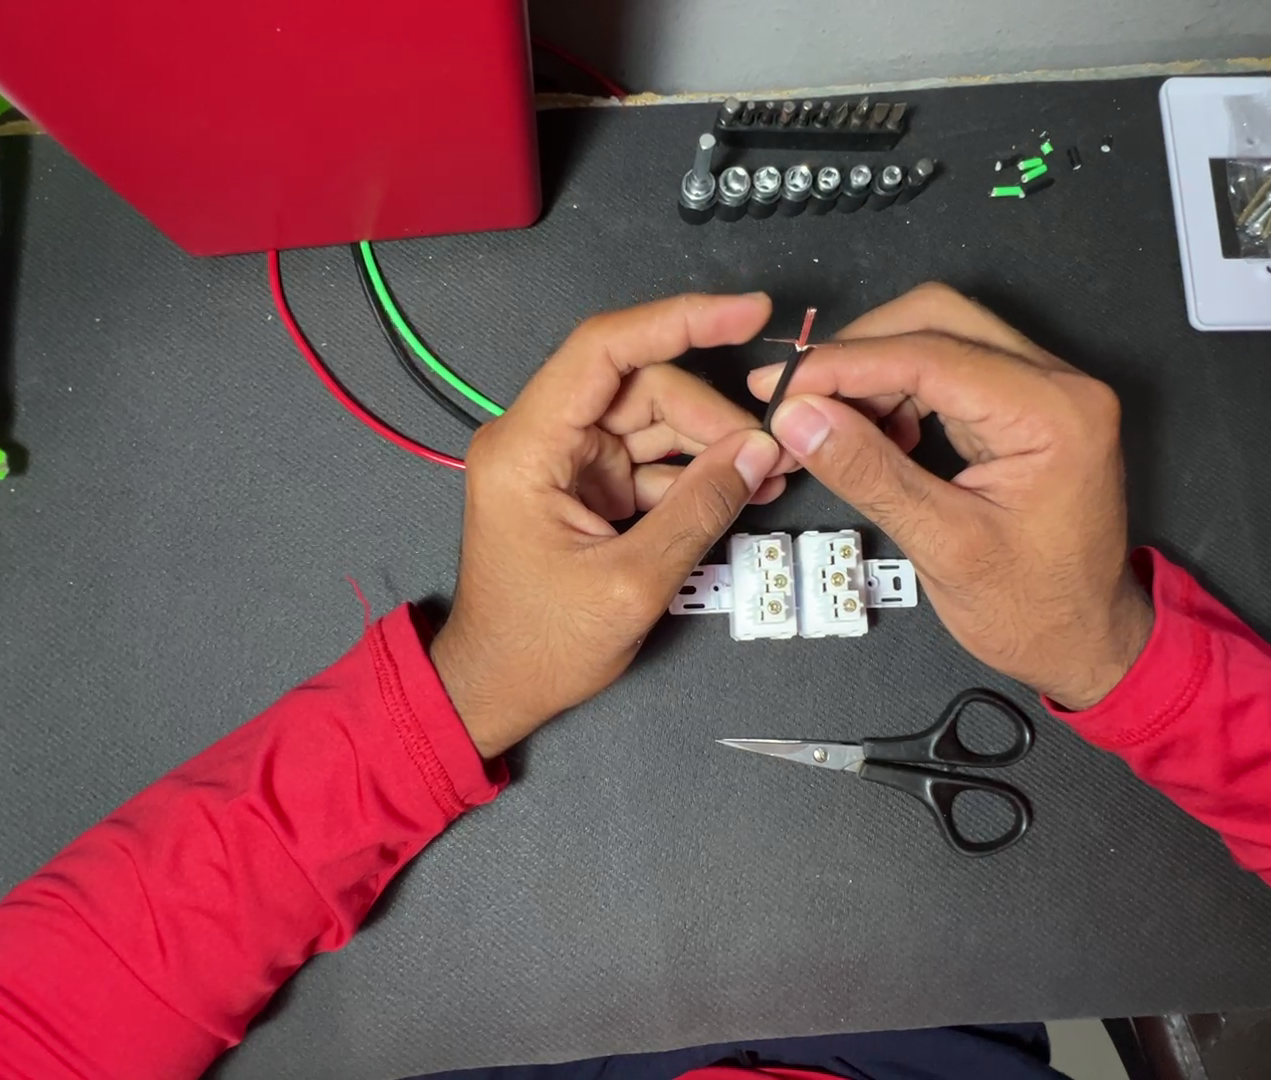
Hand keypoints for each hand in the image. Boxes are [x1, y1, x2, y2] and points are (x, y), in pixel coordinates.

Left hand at [433, 293, 790, 756]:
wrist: (498, 687)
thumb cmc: (541, 646)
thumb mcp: (631, 584)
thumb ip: (698, 511)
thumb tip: (758, 452)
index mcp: (528, 448)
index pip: (605, 350)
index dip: (680, 320)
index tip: (749, 312)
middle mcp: (542, 440)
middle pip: (641, 389)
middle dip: (712, 415)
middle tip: (772, 451)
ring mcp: (567, 462)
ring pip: (653, 423)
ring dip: (713, 443)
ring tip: (771, 471)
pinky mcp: (587, 486)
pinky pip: (650, 461)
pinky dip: (695, 474)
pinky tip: (742, 488)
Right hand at [749, 283, 1150, 708]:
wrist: (1083, 641)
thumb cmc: (1029, 609)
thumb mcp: (941, 545)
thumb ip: (868, 473)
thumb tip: (798, 418)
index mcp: (1052, 413)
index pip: (929, 355)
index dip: (844, 365)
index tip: (779, 388)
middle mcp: (1056, 384)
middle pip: (937, 319)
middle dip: (857, 351)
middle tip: (796, 395)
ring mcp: (1041, 392)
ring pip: (937, 339)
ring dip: (872, 374)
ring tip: (827, 424)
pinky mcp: (1021, 409)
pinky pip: (946, 373)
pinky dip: (894, 395)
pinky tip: (870, 435)